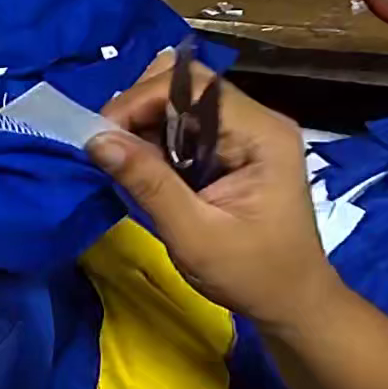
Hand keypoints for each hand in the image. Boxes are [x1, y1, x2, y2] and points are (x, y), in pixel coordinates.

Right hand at [85, 56, 338, 328]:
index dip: (140, 100)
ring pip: (178, 101)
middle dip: (137, 109)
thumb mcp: (193, 236)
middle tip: (110, 147)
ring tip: (124, 159)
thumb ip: (148, 184)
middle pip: (183, 85)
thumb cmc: (251, 275)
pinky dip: (152, 138)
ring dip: (142, 124)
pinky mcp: (230, 146)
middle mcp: (255, 120)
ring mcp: (244, 131)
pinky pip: (181, 124)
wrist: (291, 304)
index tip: (103, 135)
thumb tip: (96, 139)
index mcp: (261, 134)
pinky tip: (143, 166)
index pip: (192, 86)